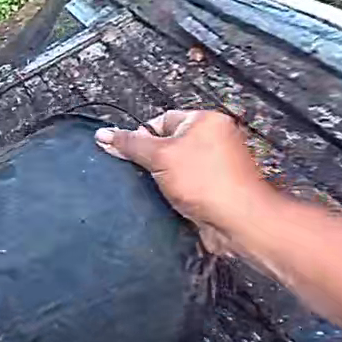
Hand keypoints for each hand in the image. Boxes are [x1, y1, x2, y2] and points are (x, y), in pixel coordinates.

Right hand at [94, 110, 282, 254]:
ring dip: (163, 178)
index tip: (133, 154)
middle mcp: (214, 138)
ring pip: (174, 166)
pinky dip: (175, 191)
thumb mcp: (159, 156)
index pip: (160, 120)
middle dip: (152, 160)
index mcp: (205, 120)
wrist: (238, 221)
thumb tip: (103, 134)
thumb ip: (129, 144)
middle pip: (166, 143)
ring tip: (162, 189)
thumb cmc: (207, 183)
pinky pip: (184, 183)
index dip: (143, 137)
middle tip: (148, 173)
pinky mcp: (215, 187)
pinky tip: (172, 200)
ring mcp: (216, 164)